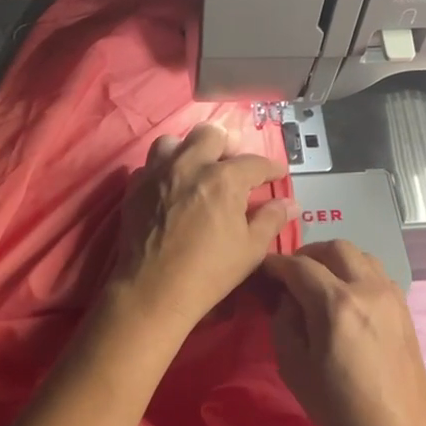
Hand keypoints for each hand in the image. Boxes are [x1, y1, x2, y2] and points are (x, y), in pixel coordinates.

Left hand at [114, 123, 293, 331]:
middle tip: (234, 165)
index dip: (271, 168)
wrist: (152, 290)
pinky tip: (170, 187)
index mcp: (224, 178)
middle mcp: (189, 165)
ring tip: (197, 167)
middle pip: (210, 135)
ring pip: (173, 142)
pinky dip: (162, 170)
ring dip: (188, 150)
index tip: (277, 174)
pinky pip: (149, 165)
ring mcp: (157, 174)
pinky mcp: (135, 188)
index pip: (255, 162)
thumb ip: (271, 219)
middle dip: (227, 145)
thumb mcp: (251, 249)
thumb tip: (290, 204)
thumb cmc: (209, 273)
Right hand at [262, 241, 425, 425]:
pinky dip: (355, 272)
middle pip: (334, 248)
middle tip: (291, 275)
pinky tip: (344, 297)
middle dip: (307, 255)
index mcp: (335, 304)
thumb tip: (287, 299)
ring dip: (334, 260)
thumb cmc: (340, 406)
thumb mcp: (294, 367)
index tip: (262, 271)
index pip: (298, 266)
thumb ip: (284, 322)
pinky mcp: (403, 306)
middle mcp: (366, 288)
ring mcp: (390, 294)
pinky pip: (375, 272)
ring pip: (360, 255)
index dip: (275, 265)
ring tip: (318, 282)